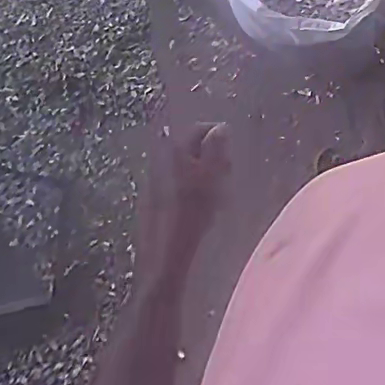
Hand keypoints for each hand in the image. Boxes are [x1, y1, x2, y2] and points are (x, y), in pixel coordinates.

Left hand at [136, 123, 230, 279]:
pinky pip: (176, 187)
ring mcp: (153, 182)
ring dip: (202, 177)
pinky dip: (190, 192)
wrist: (165, 256)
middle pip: (191, 149)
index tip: (232, 156)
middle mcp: (159, 160)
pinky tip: (200, 211)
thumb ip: (216, 149)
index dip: (219, 138)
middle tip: (226, 177)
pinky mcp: (152, 202)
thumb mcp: (212, 177)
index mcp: (174, 150)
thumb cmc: (192, 213)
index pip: (199, 129)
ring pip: (184, 169)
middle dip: (211, 158)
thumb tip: (220, 128)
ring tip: (217, 197)